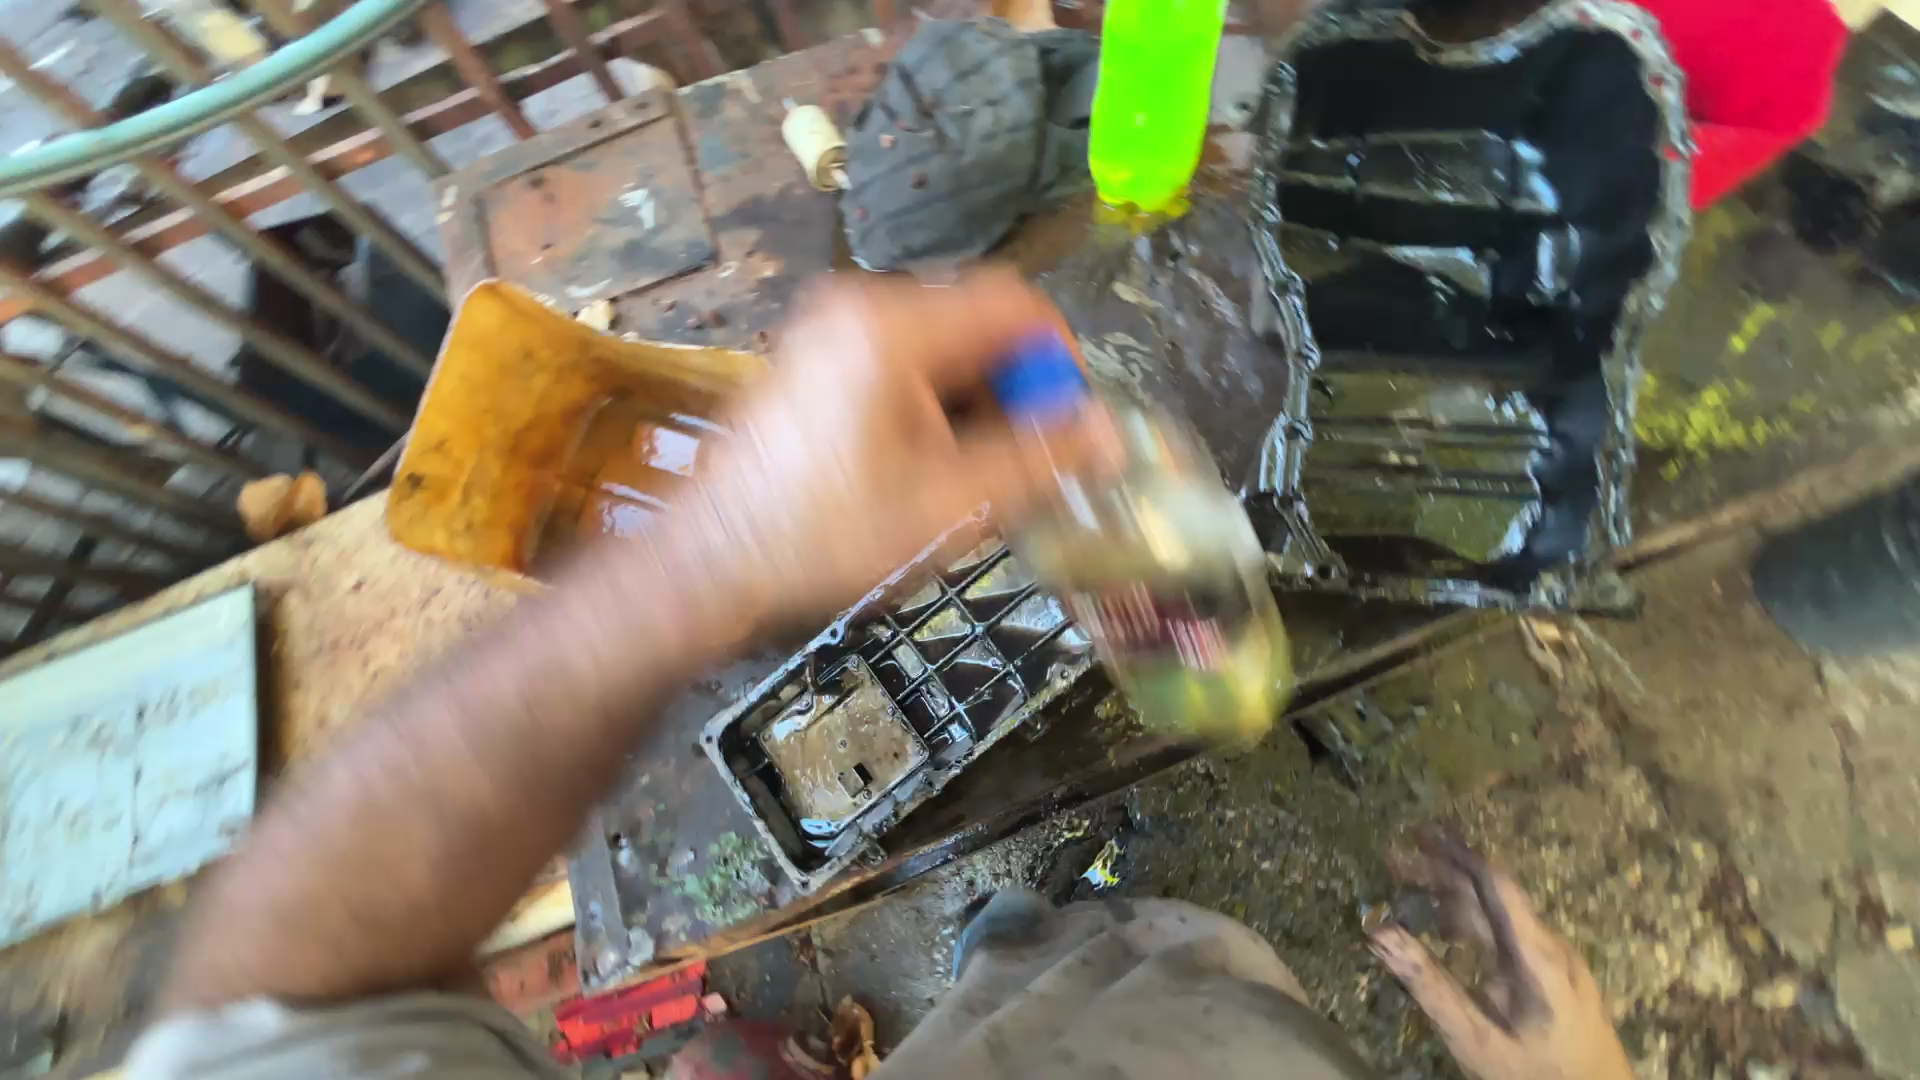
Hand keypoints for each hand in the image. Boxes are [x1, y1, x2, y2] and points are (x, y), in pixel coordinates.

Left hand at [658, 268, 1104, 632]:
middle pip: (978, 324)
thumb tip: (1111, 433)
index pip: (1015, 304)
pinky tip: (929, 465)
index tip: (1072, 426)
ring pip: (942, 349)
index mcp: (894, 328)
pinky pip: (903, 364)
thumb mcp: (947, 505)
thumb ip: (1037, 462)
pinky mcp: (817, 360)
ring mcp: (831, 331)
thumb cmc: (826, 538)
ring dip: (977, 404)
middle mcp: (859, 307)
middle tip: (1023, 465)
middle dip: (1015, 391)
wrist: (710, 563)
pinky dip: (935, 406)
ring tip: (973, 475)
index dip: (1060, 361)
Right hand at [1369, 832, 1634, 1079]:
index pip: (1495, 882)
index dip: (1455, 851)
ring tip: (1407, 886)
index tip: (1415, 833)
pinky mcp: (1556, 978)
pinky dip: (1467, 919)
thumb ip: (1428, 983)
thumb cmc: (1537, 1077)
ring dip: (1450, 893)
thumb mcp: (1475, 1039)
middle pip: (1491, 892)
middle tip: (1391, 860)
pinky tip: (1441, 929)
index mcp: (1537, 954)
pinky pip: (1506, 932)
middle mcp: (1551, 947)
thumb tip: (1376, 929)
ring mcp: (1557, 963)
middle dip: (1440, 870)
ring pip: (1497, 911)